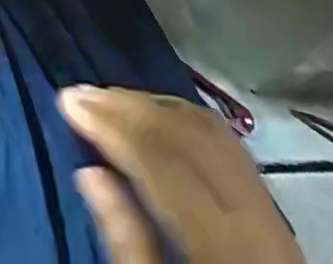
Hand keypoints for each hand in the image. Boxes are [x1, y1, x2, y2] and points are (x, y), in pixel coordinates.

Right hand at [60, 86, 301, 263]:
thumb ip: (125, 240)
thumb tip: (88, 171)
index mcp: (223, 240)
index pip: (160, 161)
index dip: (111, 126)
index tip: (69, 102)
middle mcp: (251, 208)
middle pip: (184, 133)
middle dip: (127, 107)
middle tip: (81, 93)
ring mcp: (264, 198)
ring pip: (204, 126)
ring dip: (151, 105)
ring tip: (107, 98)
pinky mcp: (264, 195)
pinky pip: (221, 137)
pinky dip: (180, 116)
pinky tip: (150, 111)